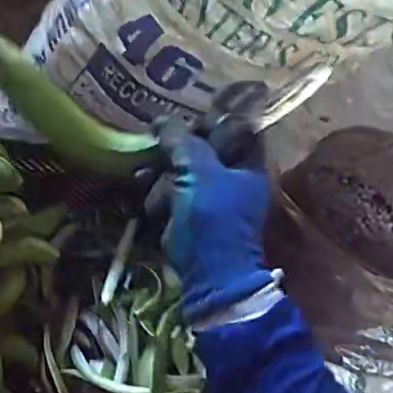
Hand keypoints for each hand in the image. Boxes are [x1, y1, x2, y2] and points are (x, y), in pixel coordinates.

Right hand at [148, 117, 275, 322]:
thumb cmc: (212, 217)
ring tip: (145, 180)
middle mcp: (232, 177)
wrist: (208, 273)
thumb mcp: (198, 171)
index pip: (232, 127)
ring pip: (180, 170)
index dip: (208, 122)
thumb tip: (161, 119)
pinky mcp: (190, 214)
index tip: (182, 124)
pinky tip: (151, 203)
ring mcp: (210, 197)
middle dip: (173, 151)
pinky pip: (171, 193)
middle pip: (200, 148)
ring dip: (161, 175)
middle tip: (155, 149)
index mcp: (248, 164)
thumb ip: (181, 141)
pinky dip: (159, 196)